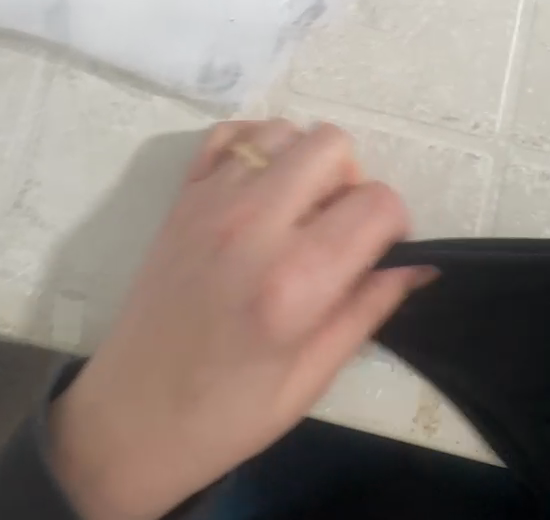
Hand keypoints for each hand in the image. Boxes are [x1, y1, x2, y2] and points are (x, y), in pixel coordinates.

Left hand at [47, 119, 435, 519]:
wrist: (129, 419)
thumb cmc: (227, 413)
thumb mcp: (314, 376)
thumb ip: (371, 306)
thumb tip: (420, 263)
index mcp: (295, 281)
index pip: (377, 204)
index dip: (395, 224)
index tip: (382, 251)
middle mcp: (253, 224)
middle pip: (332, 145)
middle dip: (351, 182)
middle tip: (337, 227)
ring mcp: (211, 201)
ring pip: (284, 130)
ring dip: (303, 163)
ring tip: (296, 211)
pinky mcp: (182, 195)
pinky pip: (230, 132)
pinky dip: (254, 148)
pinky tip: (257, 189)